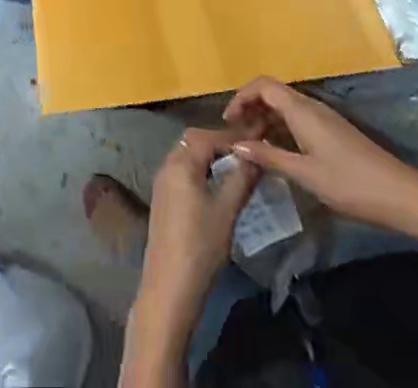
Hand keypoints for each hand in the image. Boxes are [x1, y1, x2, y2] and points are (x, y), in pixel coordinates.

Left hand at [139, 128, 261, 307]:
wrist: (171, 280)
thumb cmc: (201, 244)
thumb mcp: (227, 211)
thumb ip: (241, 180)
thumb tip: (256, 156)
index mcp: (180, 165)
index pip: (205, 137)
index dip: (230, 136)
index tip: (255, 139)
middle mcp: (166, 166)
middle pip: (192, 142)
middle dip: (219, 142)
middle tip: (247, 151)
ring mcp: (162, 182)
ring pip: (186, 156)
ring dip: (209, 155)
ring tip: (237, 165)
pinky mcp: (163, 197)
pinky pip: (182, 170)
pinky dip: (200, 168)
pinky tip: (218, 183)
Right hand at [222, 77, 417, 231]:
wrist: (406, 198)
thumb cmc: (352, 184)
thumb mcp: (304, 174)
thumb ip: (268, 156)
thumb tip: (235, 145)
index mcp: (302, 111)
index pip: (262, 86)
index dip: (241, 97)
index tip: (228, 120)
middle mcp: (312, 108)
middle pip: (272, 94)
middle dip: (250, 109)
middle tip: (238, 136)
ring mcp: (325, 120)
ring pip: (285, 108)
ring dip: (264, 120)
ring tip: (253, 146)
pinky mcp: (334, 133)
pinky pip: (297, 120)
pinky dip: (280, 129)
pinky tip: (278, 152)